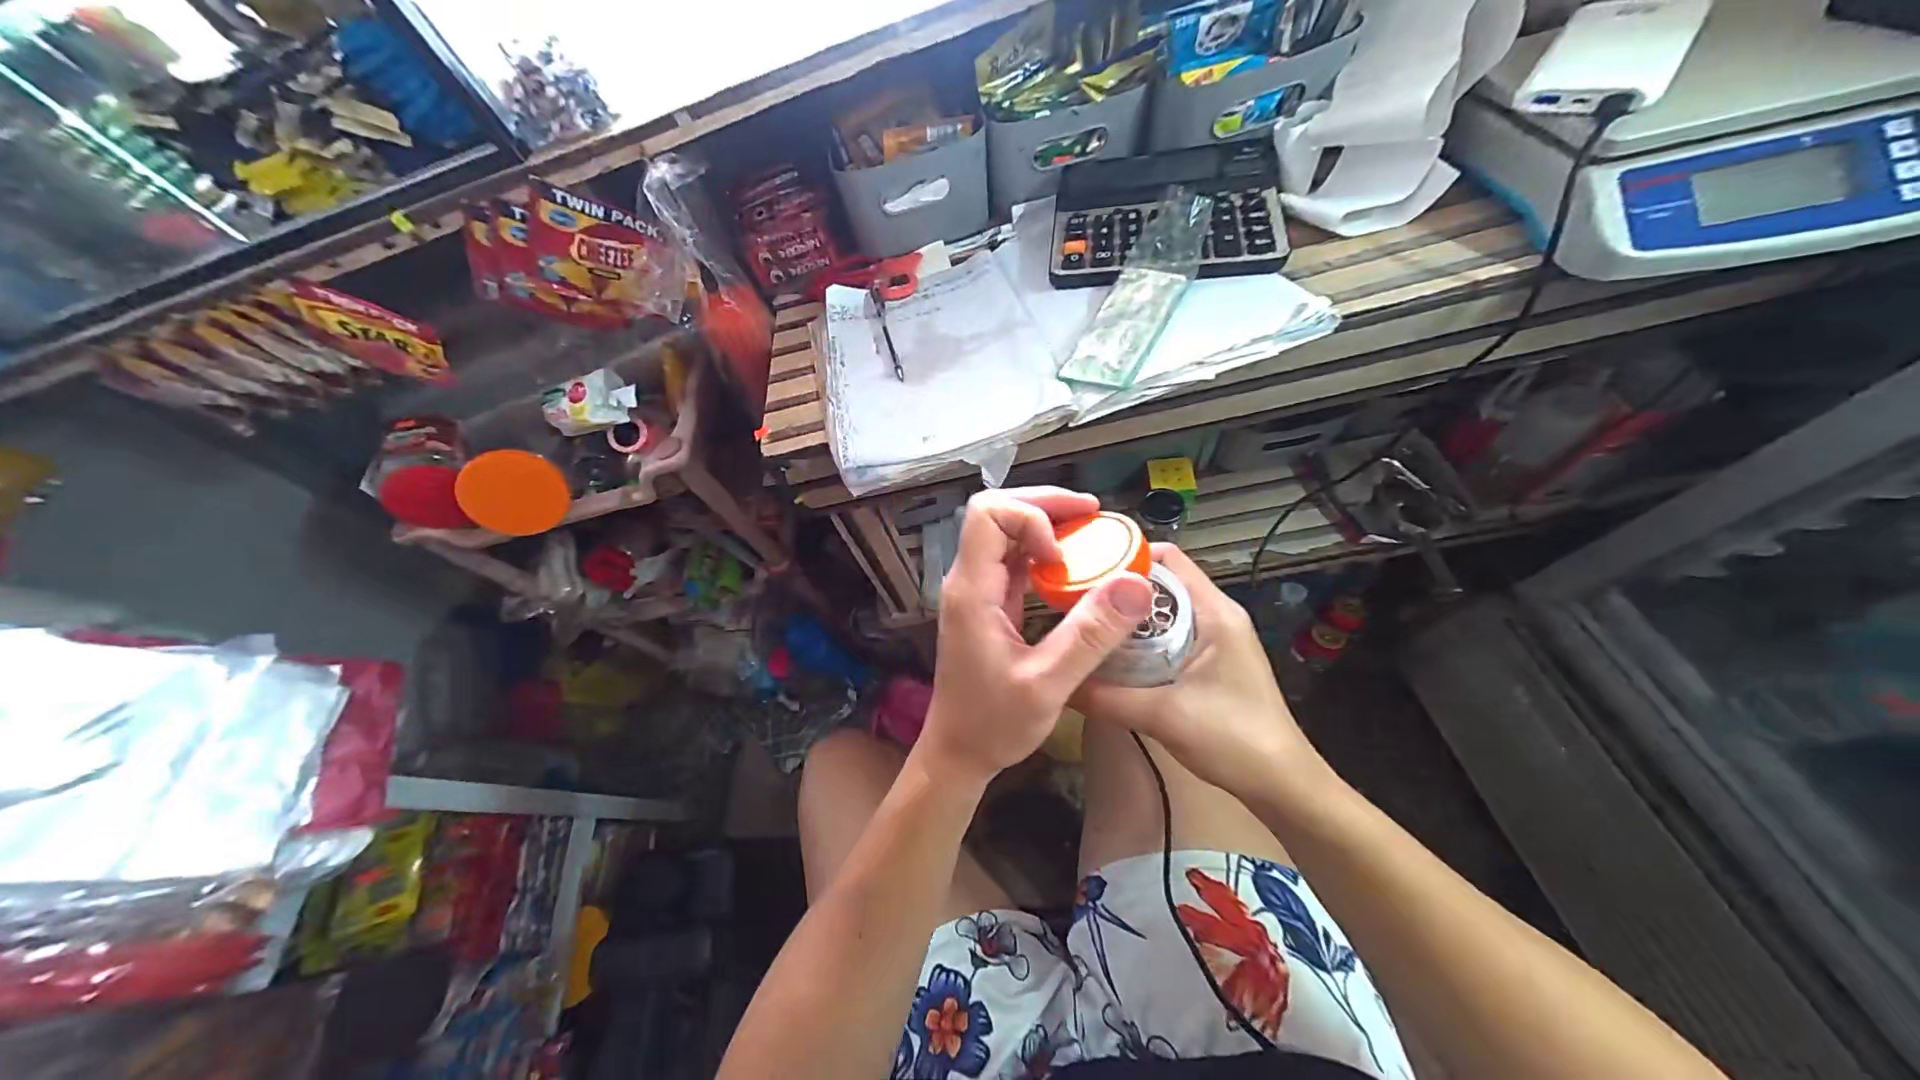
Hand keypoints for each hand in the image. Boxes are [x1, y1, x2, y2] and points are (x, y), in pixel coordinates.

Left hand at [921, 488, 1154, 787]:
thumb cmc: (993, 725)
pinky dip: (1044, 553)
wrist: (958, 753)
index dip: (1031, 517)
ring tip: (1092, 532)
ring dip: (1047, 525)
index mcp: (971, 591)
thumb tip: (1135, 584)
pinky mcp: (988, 605)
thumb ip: (1090, 635)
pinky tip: (1075, 566)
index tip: (1063, 553)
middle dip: (1045, 506)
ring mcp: (976, 592)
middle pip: (997, 513)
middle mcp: (968, 582)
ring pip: (1005, 533)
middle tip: (1093, 514)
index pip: (987, 515)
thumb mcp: (1048, 684)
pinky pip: (1013, 561)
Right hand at [1073, 544, 1332, 805]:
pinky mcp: (1212, 660)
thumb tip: (1055, 681)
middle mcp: (1216, 615)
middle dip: (1117, 589)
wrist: (1282, 784)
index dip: (1124, 556)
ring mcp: (1216, 637)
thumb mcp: (1161, 715)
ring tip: (1086, 627)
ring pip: (1163, 610)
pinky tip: (1113, 658)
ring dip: (1127, 617)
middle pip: (1161, 581)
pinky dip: (1140, 639)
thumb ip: (1105, 696)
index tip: (1084, 571)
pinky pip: (1169, 634)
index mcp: (1214, 612)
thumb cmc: (1233, 739)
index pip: (1167, 557)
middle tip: (1074, 602)